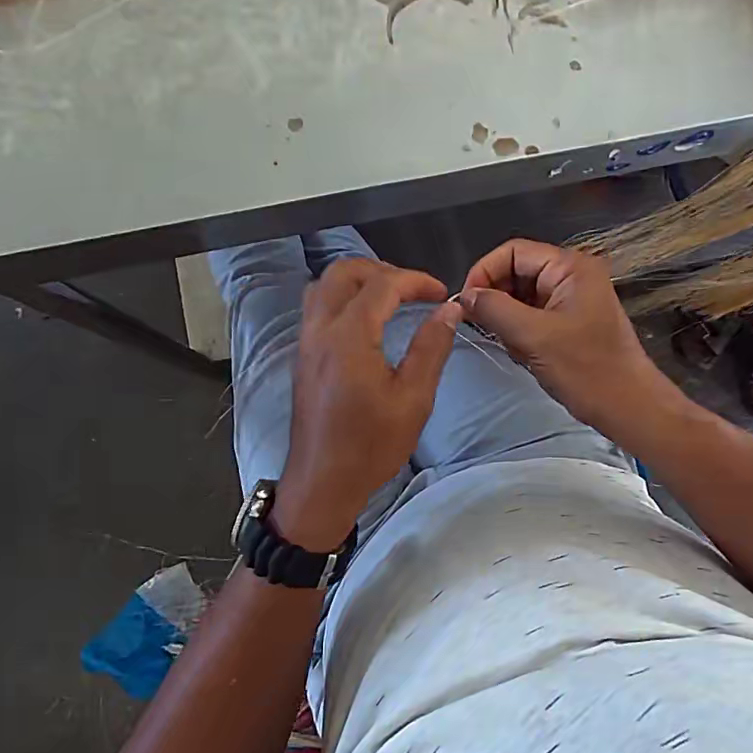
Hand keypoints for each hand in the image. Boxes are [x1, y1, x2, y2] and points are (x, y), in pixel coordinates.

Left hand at [274, 259, 460, 549]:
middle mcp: (320, 330)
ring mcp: (306, 343)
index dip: (416, 281)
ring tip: (393, 300)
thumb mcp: (413, 398)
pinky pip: (319, 308)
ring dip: (359, 282)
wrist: (322, 482)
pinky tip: (369, 323)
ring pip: (325, 287)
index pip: (382, 285)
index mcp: (348, 337)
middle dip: (383, 271)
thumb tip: (449, 310)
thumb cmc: (371, 445)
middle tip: (415, 291)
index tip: (442, 294)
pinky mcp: (303, 358)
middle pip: (344, 272)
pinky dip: (345, 300)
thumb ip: (431, 347)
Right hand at [459, 239, 680, 440]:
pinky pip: (534, 318)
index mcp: (570, 267)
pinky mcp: (571, 324)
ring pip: (523, 298)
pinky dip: (521, 333)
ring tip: (512, 345)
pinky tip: (524, 354)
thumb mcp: (534, 337)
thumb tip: (464, 296)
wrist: (628, 406)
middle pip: (517, 273)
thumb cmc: (587, 369)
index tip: (465, 303)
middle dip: (496, 298)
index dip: (484, 272)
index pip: (514, 252)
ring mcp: (573, 301)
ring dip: (508, 320)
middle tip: (481, 327)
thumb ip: (494, 309)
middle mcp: (572, 277)